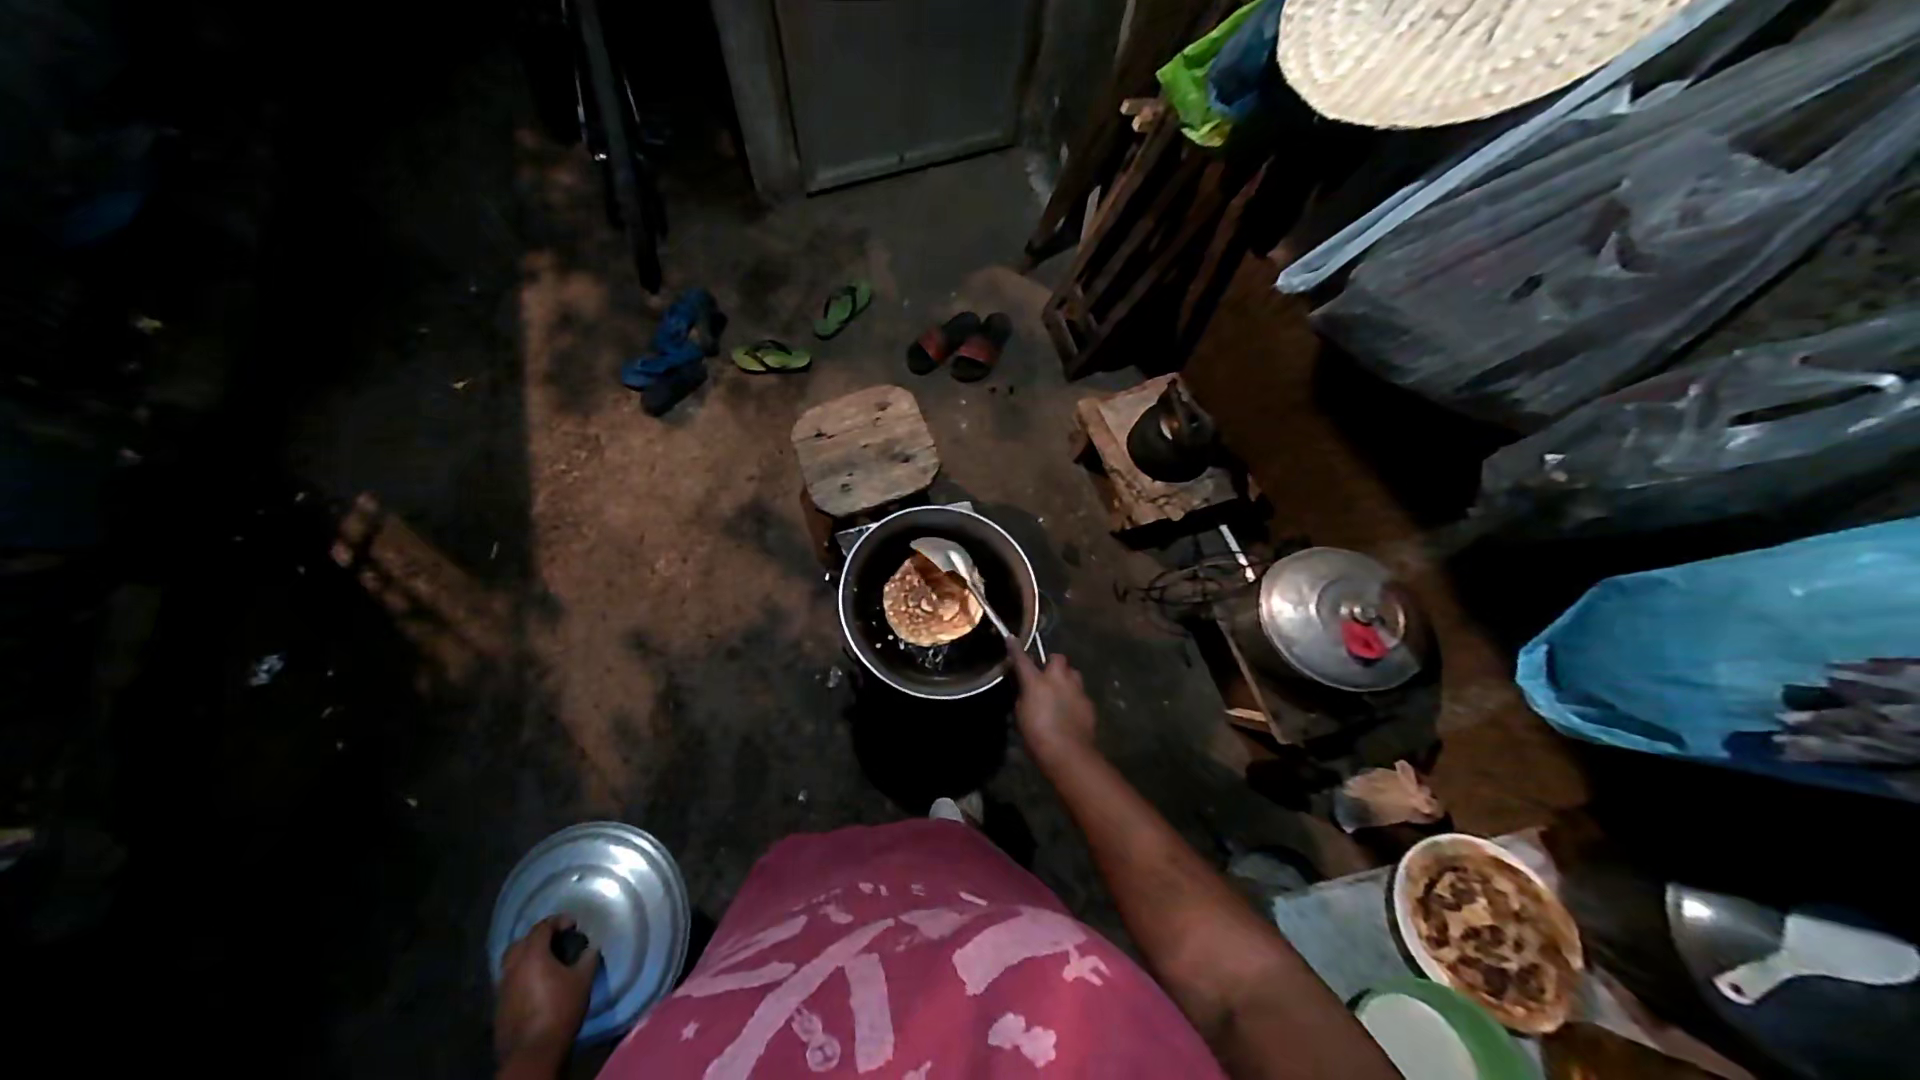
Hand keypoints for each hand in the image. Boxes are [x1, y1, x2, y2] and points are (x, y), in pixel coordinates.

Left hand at [495, 915, 599, 1073]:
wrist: (533, 1051)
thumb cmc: (560, 1009)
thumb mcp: (583, 979)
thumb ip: (588, 958)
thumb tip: (591, 947)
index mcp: (532, 956)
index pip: (542, 927)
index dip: (558, 921)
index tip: (573, 924)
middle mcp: (512, 968)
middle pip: (521, 942)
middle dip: (538, 937)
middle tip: (556, 941)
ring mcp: (502, 988)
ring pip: (512, 963)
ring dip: (528, 957)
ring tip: (547, 963)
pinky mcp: (499, 1006)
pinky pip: (510, 981)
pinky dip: (523, 975)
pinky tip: (537, 985)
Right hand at [1007, 641, 1097, 761]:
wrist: (1068, 752)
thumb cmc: (1037, 736)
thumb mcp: (1021, 715)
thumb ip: (1025, 697)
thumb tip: (1028, 691)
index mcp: (1036, 682)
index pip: (1022, 659)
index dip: (1016, 648)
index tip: (1012, 638)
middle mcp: (1058, 679)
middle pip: (1058, 658)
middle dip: (1052, 662)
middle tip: (1047, 675)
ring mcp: (1076, 689)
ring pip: (1073, 673)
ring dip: (1066, 677)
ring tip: (1062, 690)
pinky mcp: (1089, 702)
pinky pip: (1081, 692)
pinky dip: (1075, 697)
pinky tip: (1071, 710)